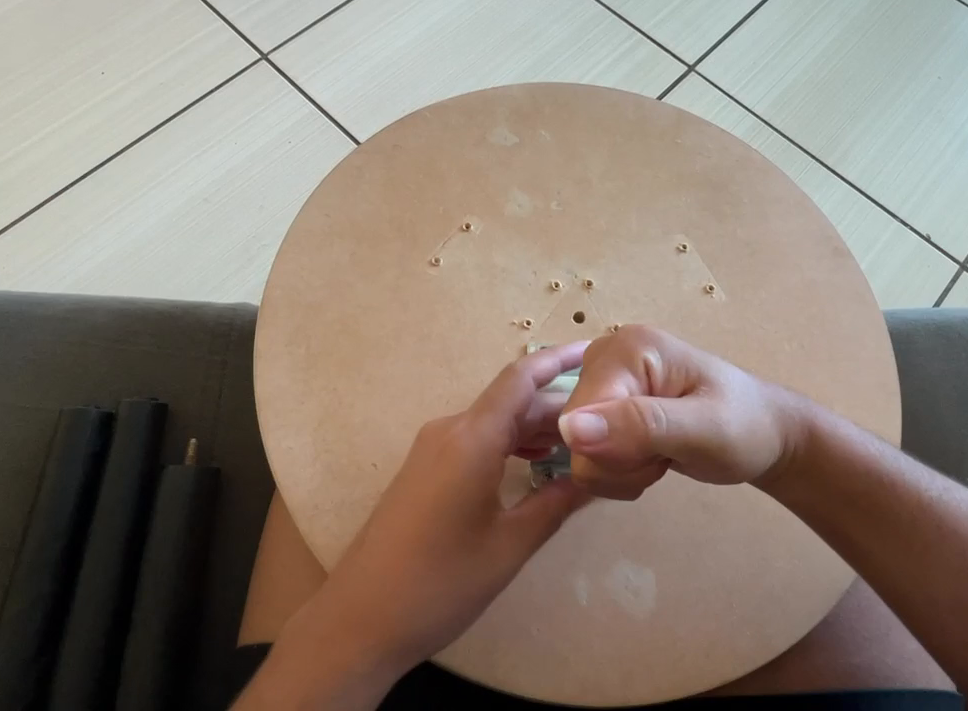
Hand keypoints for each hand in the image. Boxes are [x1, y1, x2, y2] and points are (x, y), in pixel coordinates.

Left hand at [284, 342, 593, 678]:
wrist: (359, 618)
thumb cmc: (440, 583)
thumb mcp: (509, 546)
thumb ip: (555, 503)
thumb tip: (596, 475)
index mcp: (472, 438)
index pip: (521, 378)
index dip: (559, 358)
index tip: (596, 349)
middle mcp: (450, 429)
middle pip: (511, 401)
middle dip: (558, 407)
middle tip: (608, 422)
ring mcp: (433, 448)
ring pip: (494, 421)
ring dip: (534, 428)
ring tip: (581, 445)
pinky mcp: (425, 469)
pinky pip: (476, 440)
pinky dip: (510, 444)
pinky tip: (536, 465)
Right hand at [558, 325, 797, 499]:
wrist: (766, 434)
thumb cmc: (746, 427)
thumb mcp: (704, 429)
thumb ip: (639, 426)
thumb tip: (569, 429)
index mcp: (626, 348)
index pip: (579, 417)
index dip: (614, 453)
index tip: (661, 454)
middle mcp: (604, 356)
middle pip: (574, 434)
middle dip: (619, 462)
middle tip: (665, 455)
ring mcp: (603, 379)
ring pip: (578, 449)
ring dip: (620, 468)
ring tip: (662, 453)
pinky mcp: (604, 402)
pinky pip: (587, 452)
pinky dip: (618, 468)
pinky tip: (650, 455)